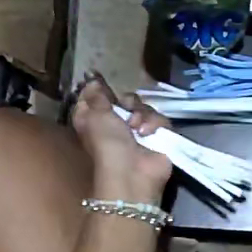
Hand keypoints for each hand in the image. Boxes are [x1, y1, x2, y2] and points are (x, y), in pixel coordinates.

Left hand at [71, 78, 171, 203]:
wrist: (132, 171)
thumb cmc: (107, 144)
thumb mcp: (95, 116)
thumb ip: (96, 96)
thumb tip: (91, 80)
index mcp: (96, 120)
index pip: (98, 97)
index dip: (99, 89)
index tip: (99, 81)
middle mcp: (117, 124)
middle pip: (126, 99)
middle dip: (127, 101)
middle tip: (125, 108)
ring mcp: (139, 131)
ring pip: (144, 107)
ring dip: (141, 114)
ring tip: (137, 128)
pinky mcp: (158, 137)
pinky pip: (160, 119)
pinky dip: (154, 124)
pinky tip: (148, 134)